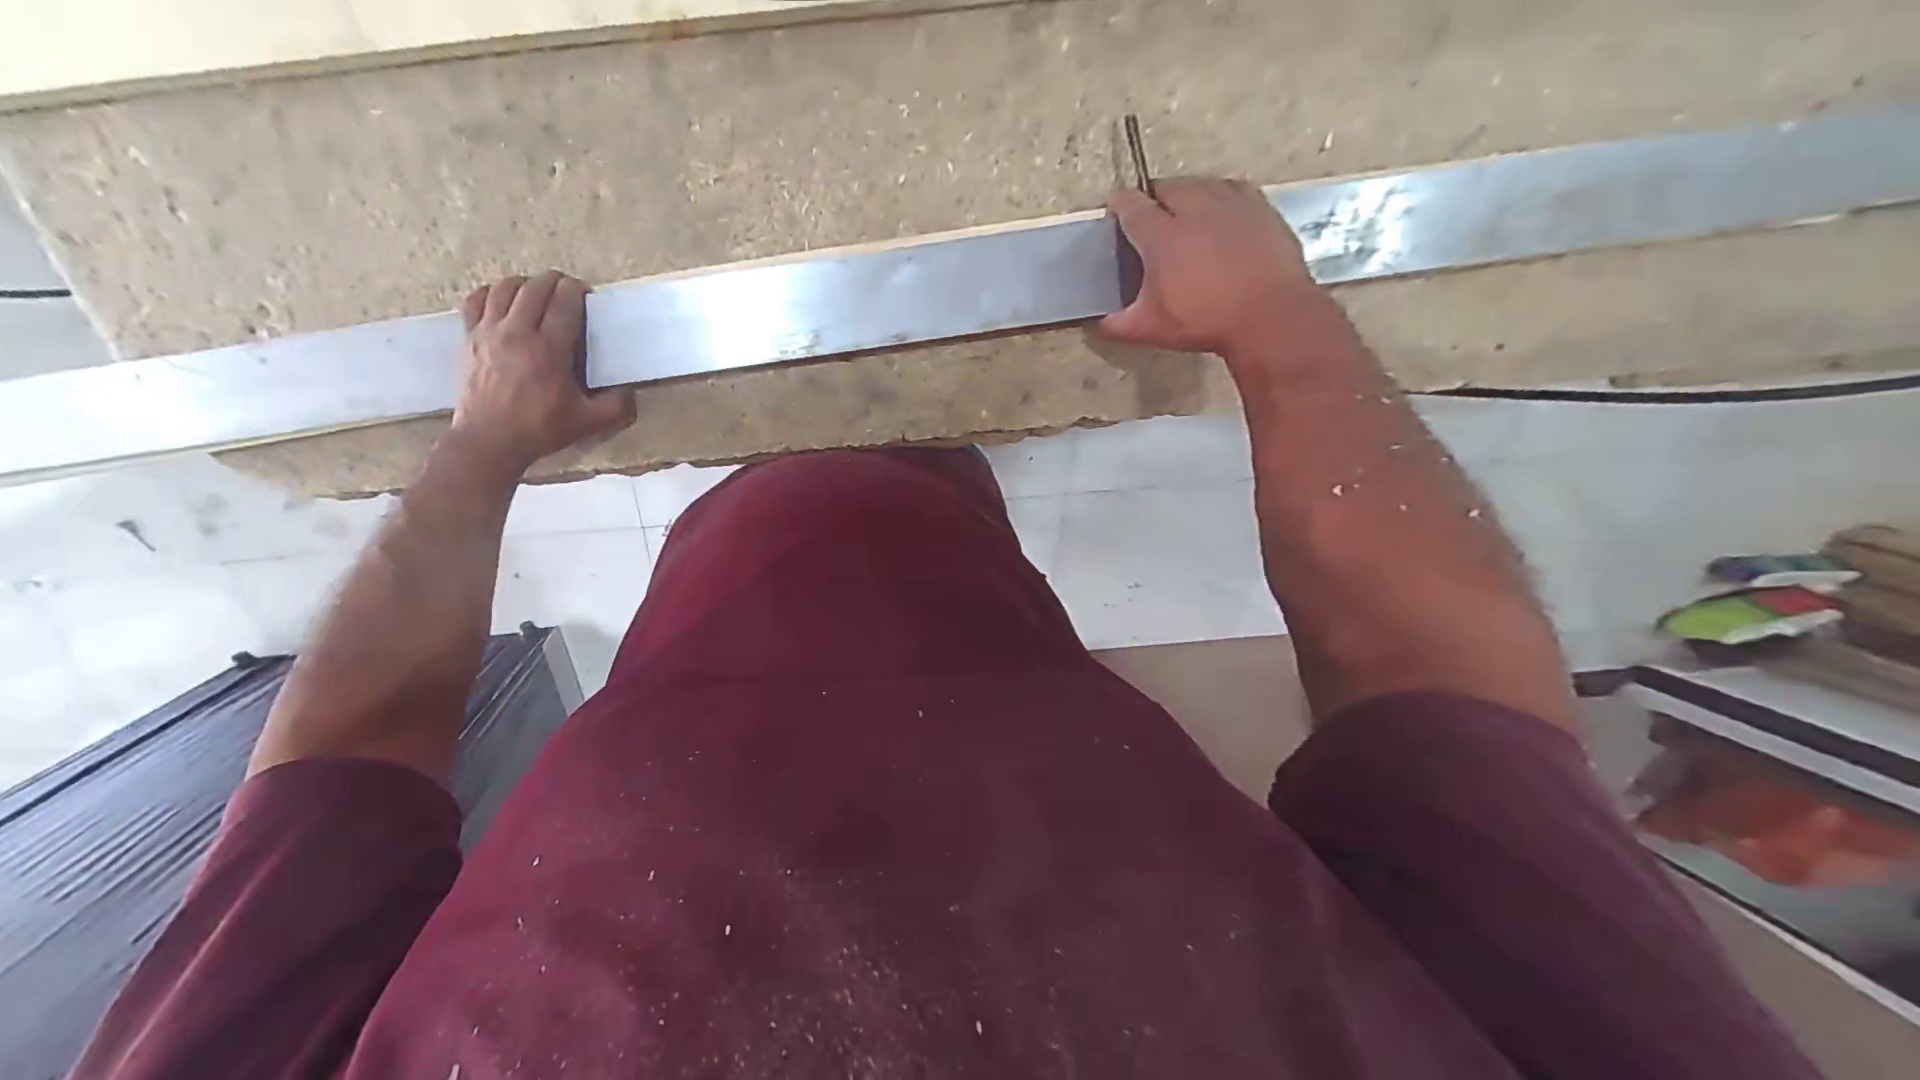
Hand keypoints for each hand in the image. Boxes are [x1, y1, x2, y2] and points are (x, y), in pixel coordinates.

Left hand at [449, 270, 635, 474]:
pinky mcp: (469, 337)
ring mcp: (488, 332)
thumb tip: (630, 390)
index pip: (564, 303)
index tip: (586, 294)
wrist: (490, 440)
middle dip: (554, 281)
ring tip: (537, 290)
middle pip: (535, 288)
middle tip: (567, 288)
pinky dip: (491, 292)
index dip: (577, 291)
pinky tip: (502, 299)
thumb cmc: (541, 429)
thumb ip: (617, 406)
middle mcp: (517, 332)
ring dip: (525, 283)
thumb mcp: (589, 422)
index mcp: (549, 349)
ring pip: (505, 288)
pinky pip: (476, 300)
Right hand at [1099, 177, 1332, 357]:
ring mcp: (1231, 204)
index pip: (1131, 205)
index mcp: (1162, 236)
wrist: (1269, 316)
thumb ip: (1119, 324)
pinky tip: (1220, 214)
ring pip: (1200, 183)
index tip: (1116, 213)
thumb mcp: (1152, 328)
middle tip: (1151, 219)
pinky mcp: (1260, 208)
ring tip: (1184, 213)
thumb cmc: (1205, 321)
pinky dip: (1220, 197)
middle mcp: (1195, 209)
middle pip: (1166, 187)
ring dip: (1187, 194)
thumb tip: (1100, 323)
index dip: (1119, 205)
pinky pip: (1233, 189)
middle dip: (1154, 198)